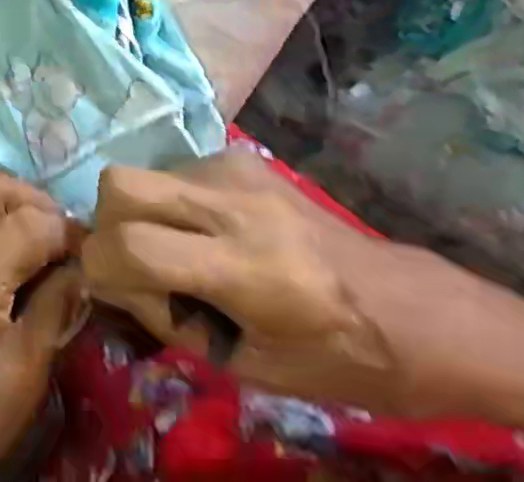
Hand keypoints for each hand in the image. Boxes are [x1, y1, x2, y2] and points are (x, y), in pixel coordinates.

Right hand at [80, 149, 501, 416]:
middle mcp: (239, 208)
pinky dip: (169, 201)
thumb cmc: (342, 360)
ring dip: (138, 212)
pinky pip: (171, 170)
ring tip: (178, 247)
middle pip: (120, 184)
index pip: (132, 245)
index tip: (110, 288)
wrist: (423, 314)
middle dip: (106, 222)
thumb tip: (107, 279)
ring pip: (140, 173)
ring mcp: (239, 172)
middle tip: (133, 256)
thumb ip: (166, 317)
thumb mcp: (248, 366)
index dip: (101, 267)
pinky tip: (205, 229)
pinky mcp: (242, 157)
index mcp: (251, 271)